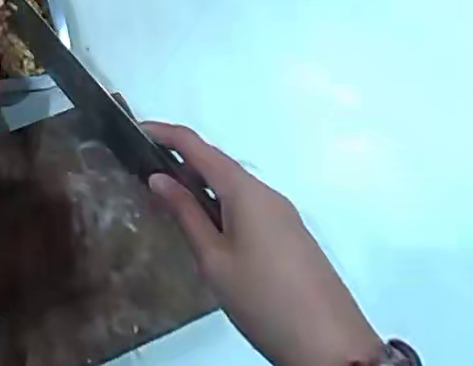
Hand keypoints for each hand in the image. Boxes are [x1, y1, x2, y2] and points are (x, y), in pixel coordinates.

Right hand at [143, 122, 381, 365]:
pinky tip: (207, 226)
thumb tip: (158, 177)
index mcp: (244, 190)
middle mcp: (265, 192)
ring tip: (170, 202)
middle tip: (145, 174)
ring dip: (199, 184)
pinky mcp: (291, 234)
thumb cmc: (266, 301)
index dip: (163, 132)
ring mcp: (282, 213)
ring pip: (231, 184)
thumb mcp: (214, 260)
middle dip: (179, 160)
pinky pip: (247, 203)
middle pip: (215, 161)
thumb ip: (185, 213)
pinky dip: (219, 202)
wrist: (339, 353)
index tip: (134, 130)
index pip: (195, 144)